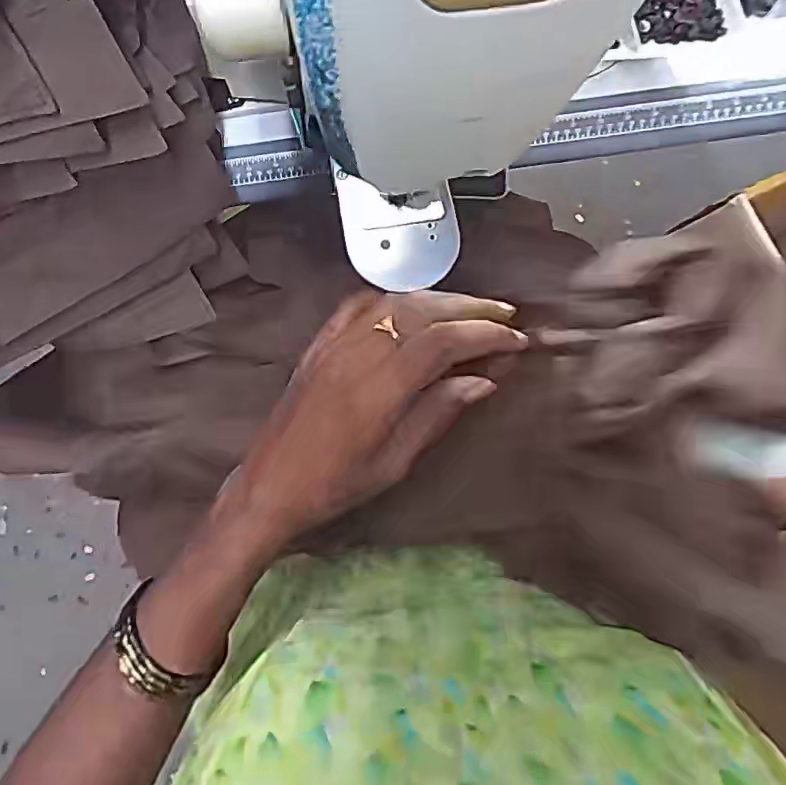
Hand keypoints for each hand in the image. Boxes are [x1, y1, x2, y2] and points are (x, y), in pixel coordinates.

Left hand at [214, 290, 528, 551]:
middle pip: (421, 311)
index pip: (442, 341)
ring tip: (469, 308)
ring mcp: (334, 344)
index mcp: (379, 386)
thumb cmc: (333, 486)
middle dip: (469, 308)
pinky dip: (391, 299)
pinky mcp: (319, 345)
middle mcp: (356, 353)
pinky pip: (358, 306)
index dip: (484, 334)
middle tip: (505, 315)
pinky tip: (410, 305)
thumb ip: (437, 413)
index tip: (516, 340)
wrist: (269, 485)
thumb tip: (483, 381)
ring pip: (392, 303)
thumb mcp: (394, 462)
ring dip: (435, 299)